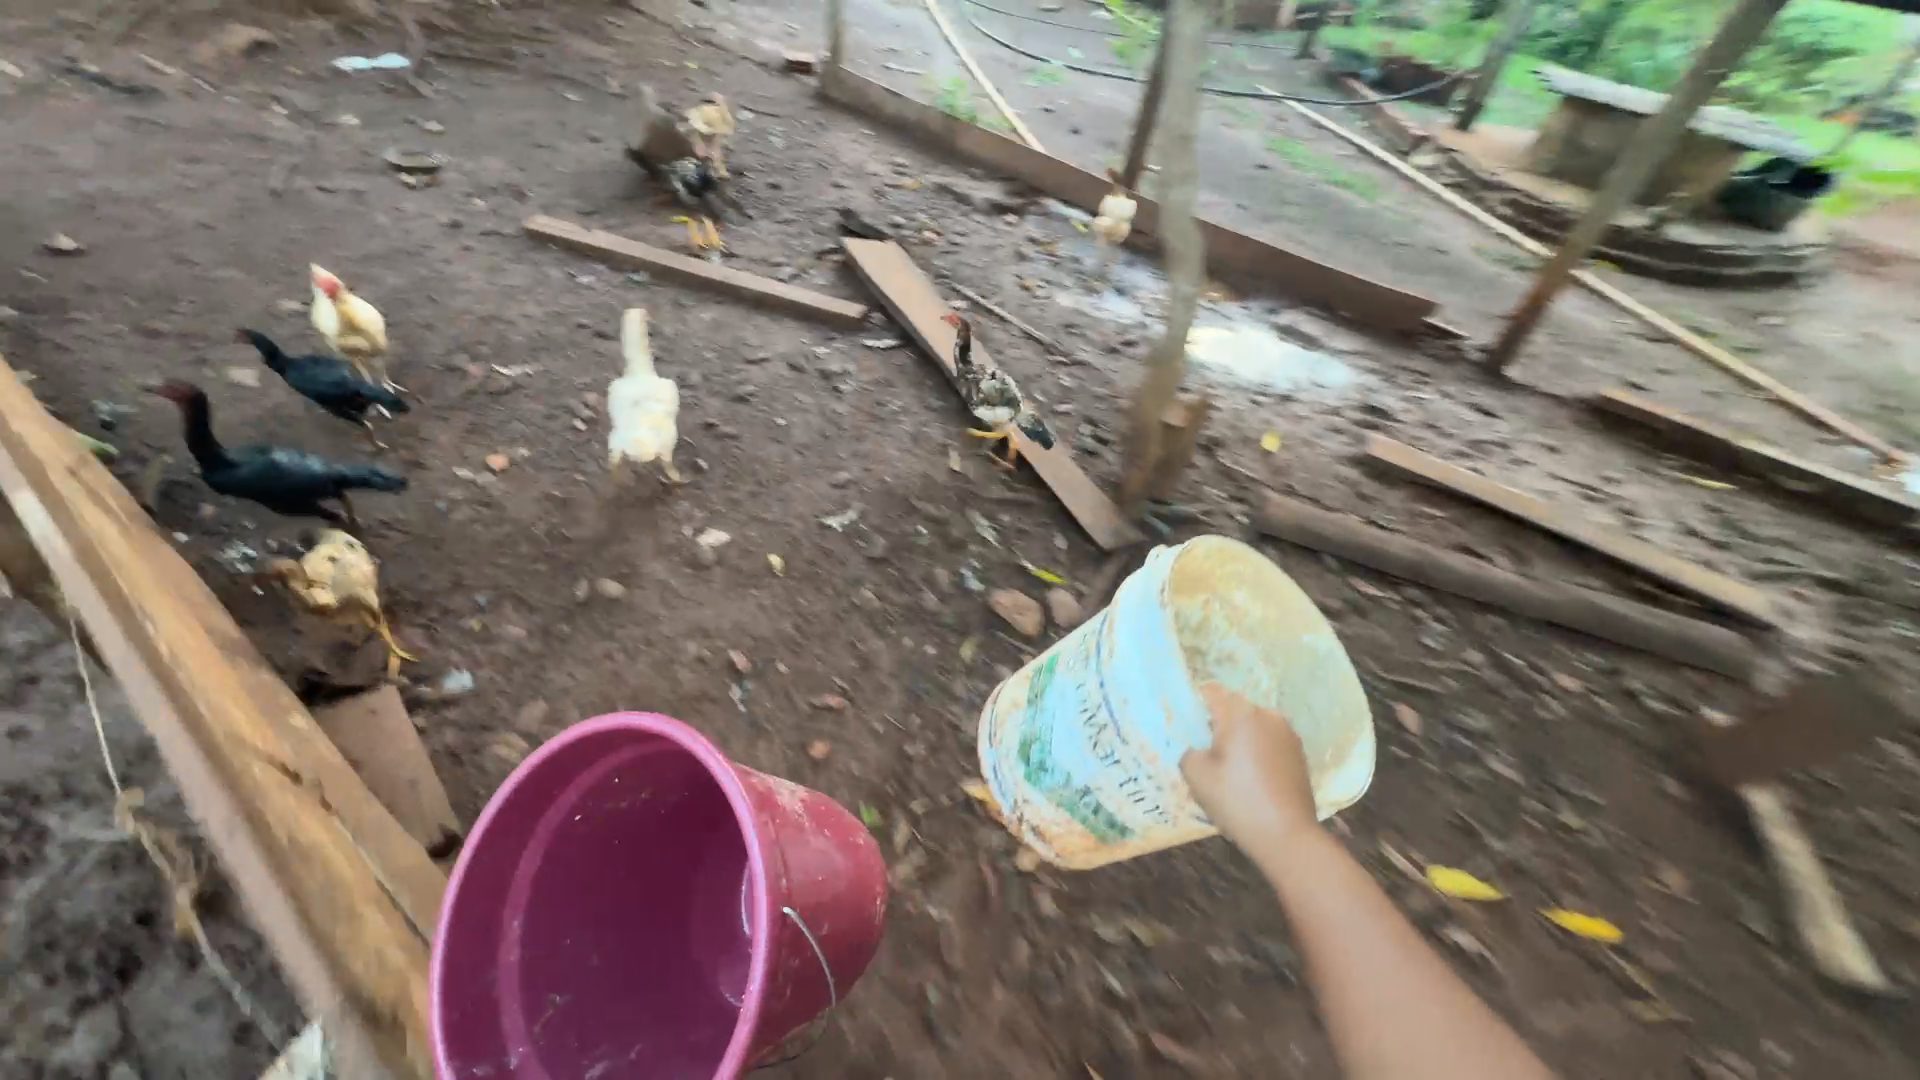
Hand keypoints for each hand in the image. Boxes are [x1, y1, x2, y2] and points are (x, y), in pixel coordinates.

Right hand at [1181, 683, 1319, 853]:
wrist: (1287, 836)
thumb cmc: (1237, 800)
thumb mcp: (1195, 774)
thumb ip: (1188, 750)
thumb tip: (1198, 747)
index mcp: (1240, 714)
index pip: (1211, 692)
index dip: (1195, 704)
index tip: (1187, 725)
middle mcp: (1267, 715)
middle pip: (1234, 708)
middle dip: (1219, 723)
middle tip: (1206, 750)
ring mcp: (1288, 733)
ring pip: (1254, 725)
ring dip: (1241, 737)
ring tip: (1231, 766)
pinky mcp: (1299, 753)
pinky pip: (1269, 741)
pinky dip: (1258, 750)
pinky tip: (1252, 776)